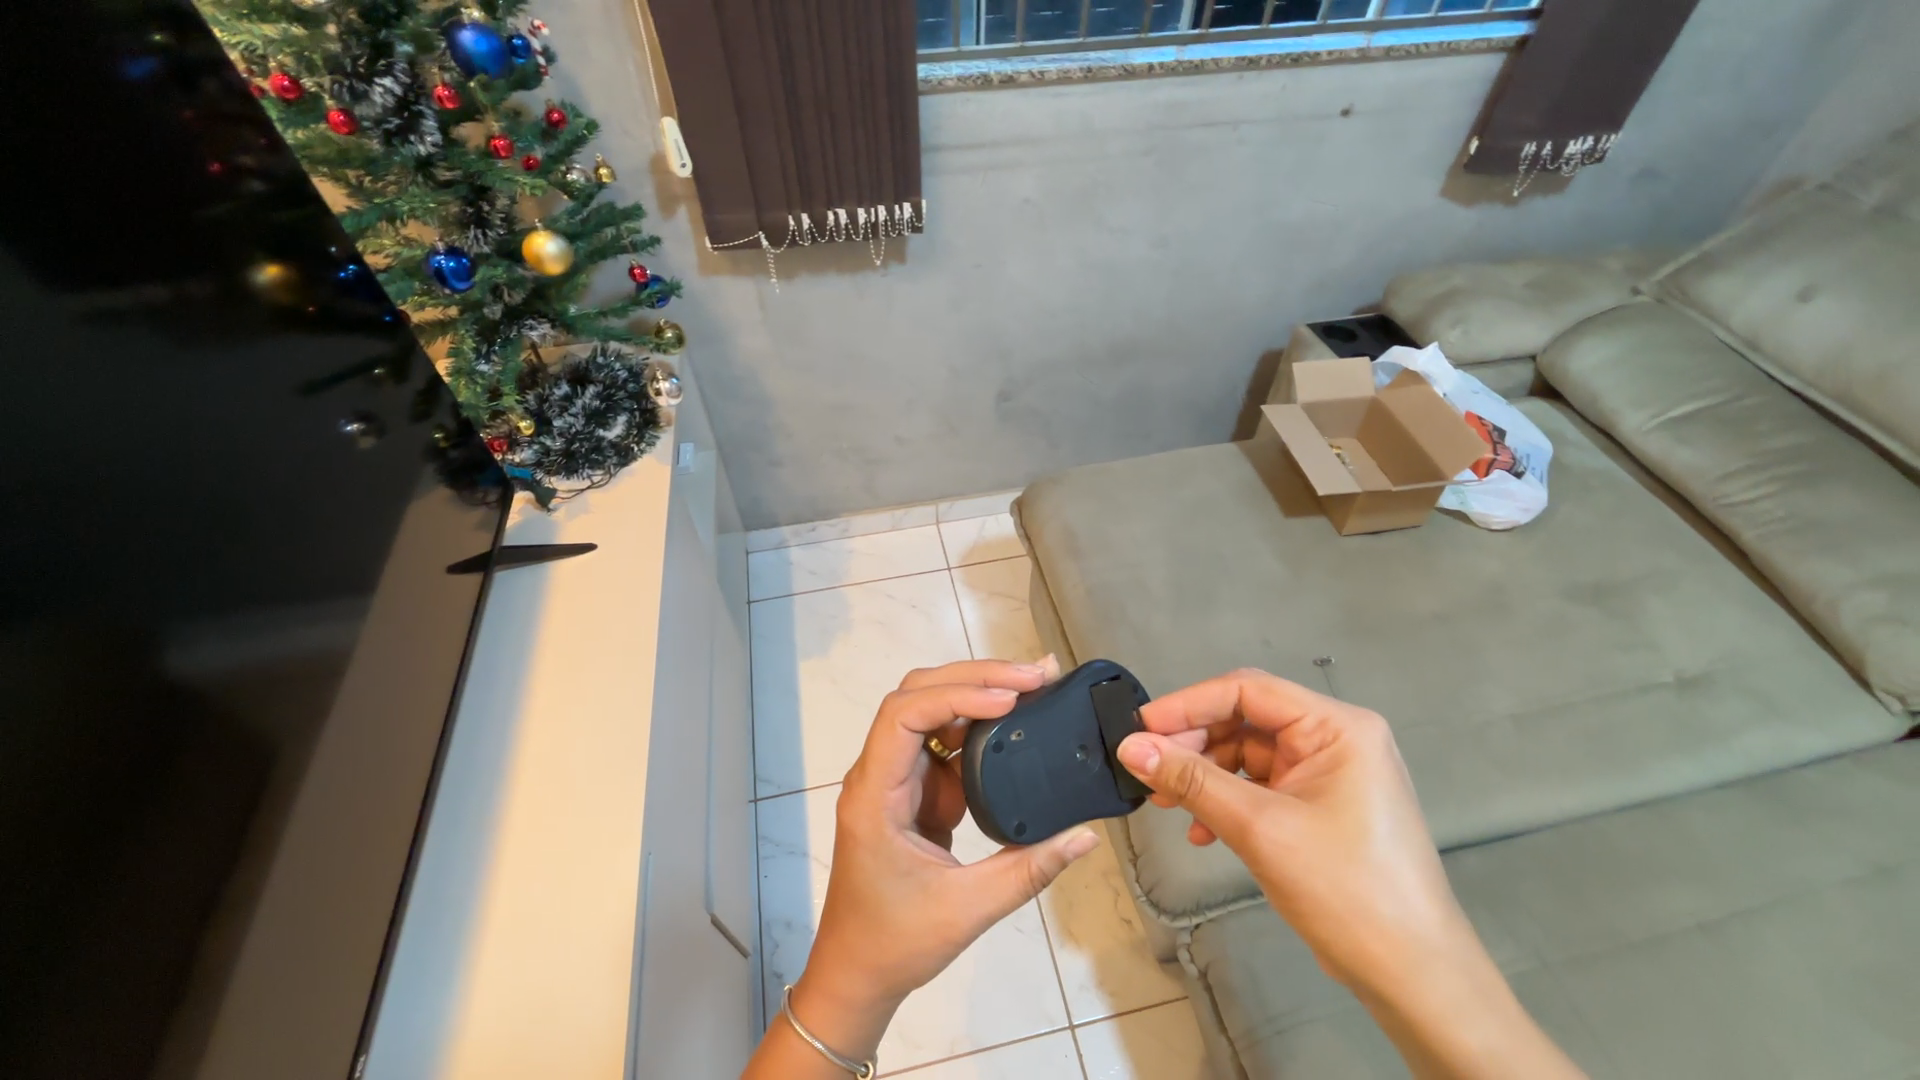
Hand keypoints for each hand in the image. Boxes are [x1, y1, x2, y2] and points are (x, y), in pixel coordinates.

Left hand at [787, 659, 1102, 1058]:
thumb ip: (1029, 870)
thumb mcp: (967, 909)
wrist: (856, 972)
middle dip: (975, 677)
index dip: (955, 696)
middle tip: (1037, 675)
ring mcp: (895, 779)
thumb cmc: (896, 942)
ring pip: (930, 711)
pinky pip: (942, 742)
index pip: (904, 716)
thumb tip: (1085, 836)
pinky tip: (1015, 721)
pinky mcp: (913, 790)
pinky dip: (978, 725)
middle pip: (917, 696)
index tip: (1010, 700)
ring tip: (1034, 686)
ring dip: (978, 693)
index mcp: (875, 795)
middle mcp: (879, 774)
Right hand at [1114, 669, 1583, 1078]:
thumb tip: (1131, 748)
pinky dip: (1226, 802)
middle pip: (1245, 720)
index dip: (1188, 704)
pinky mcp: (1320, 807)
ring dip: (1204, 777)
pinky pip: (1260, 787)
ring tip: (1167, 804)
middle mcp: (1335, 739)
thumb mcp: (1259, 828)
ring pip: (1247, 755)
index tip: (1141, 728)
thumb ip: (1191, 781)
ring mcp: (1328, 774)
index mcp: (1336, 727)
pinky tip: (1201, 832)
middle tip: (1149, 770)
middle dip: (1193, 744)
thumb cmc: (1345, 888)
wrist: (1411, 973)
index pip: (1248, 690)